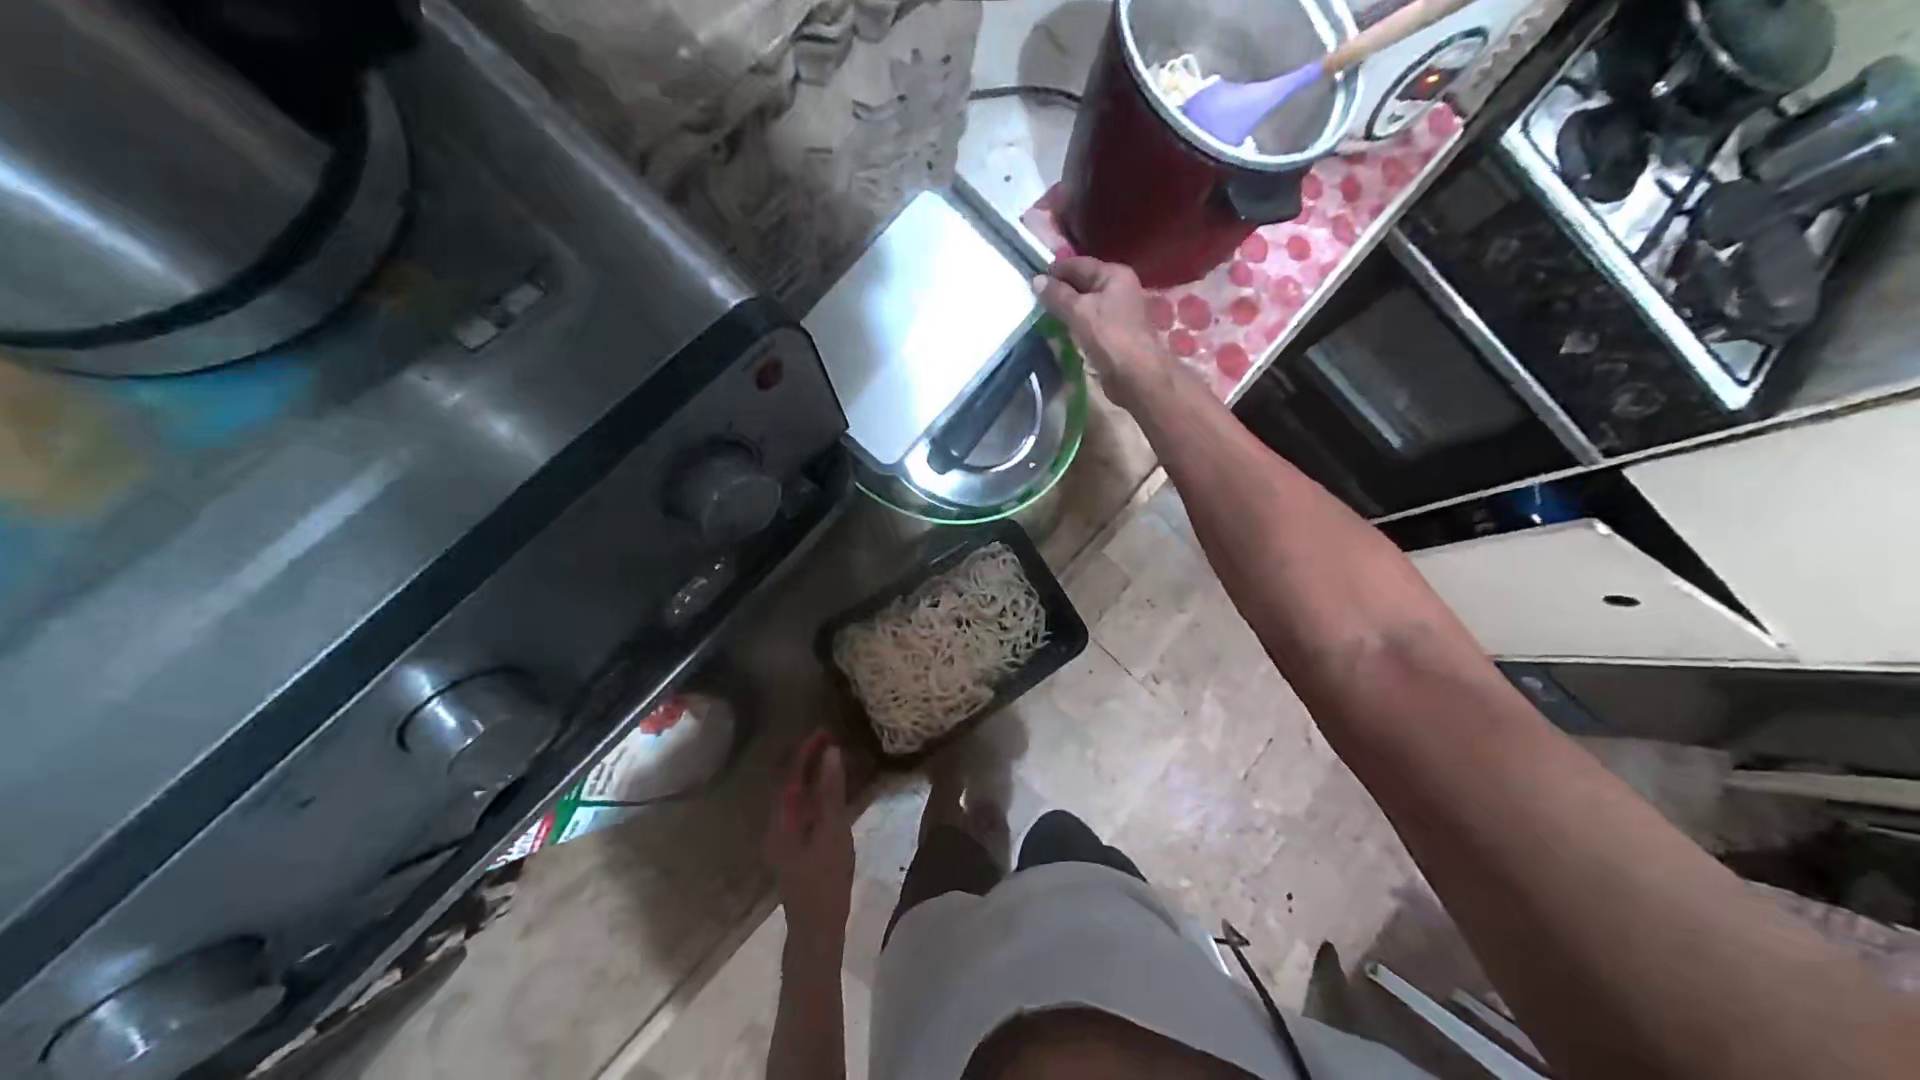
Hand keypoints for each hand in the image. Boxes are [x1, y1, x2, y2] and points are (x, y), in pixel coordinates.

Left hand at [766, 730, 854, 945]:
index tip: (826, 732)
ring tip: (835, 759)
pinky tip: (835, 795)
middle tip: (833, 740)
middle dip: (810, 761)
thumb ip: (832, 791)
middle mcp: (780, 827)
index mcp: (782, 821)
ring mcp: (789, 840)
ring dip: (815, 778)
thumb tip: (831, 753)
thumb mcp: (833, 831)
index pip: (792, 775)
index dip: (807, 752)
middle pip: (793, 785)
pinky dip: (820, 797)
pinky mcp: (800, 850)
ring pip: (800, 799)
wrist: (817, 931)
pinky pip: (808, 812)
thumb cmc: (825, 880)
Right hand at [1033, 256, 1179, 410]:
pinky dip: (1074, 322)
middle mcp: (1119, 288)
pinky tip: (1059, 329)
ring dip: (1065, 307)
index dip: (1055, 270)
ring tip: (1041, 312)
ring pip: (1085, 303)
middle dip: (1059, 289)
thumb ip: (1057, 295)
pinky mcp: (1114, 332)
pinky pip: (1089, 320)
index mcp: (1114, 274)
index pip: (1078, 264)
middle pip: (1082, 282)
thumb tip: (1036, 280)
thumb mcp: (1079, 311)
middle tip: (1033, 297)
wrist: (1137, 375)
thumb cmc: (1110, 337)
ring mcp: (1118, 310)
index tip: (1032, 279)